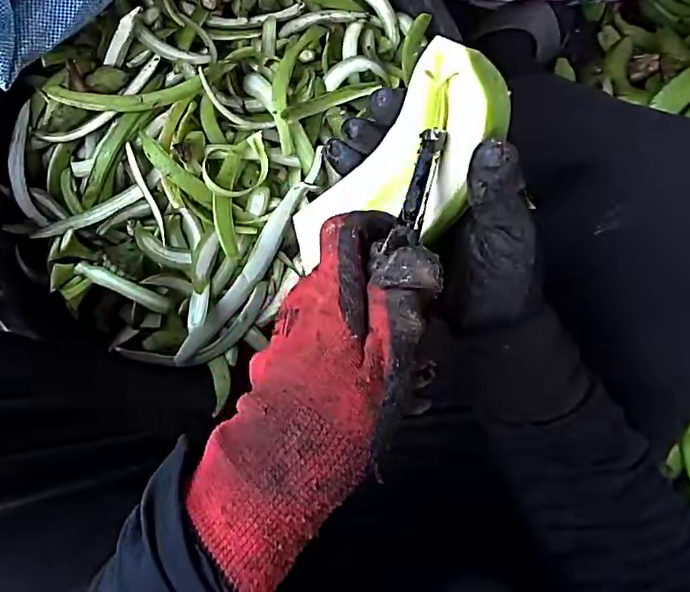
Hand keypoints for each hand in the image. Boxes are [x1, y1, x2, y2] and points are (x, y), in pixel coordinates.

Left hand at [185, 210, 440, 591]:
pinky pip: (317, 332)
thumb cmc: (340, 408)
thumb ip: (397, 303)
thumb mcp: (385, 357)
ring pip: (332, 305)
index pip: (342, 229)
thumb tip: (410, 258)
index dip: (371, 226)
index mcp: (329, 289)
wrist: (279, 464)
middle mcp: (302, 296)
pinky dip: (340, 343)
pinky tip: (357, 383)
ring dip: (359, 322)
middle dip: (374, 288)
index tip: (397, 243)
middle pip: (343, 272)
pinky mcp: (279, 351)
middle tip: (405, 322)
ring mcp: (287, 324)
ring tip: (387, 365)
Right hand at [327, 92, 539, 330]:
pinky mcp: (383, 236)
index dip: (413, 111)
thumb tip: (495, 145)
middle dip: (376, 128)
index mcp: (463, 176)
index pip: (436, 131)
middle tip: (361, 119)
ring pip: (375, 170)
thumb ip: (499, 190)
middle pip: (398, 145)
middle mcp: (430, 186)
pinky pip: (360, 204)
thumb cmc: (504, 279)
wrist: (483, 336)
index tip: (393, 100)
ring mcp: (403, 210)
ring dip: (356, 152)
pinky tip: (335, 171)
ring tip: (342, 142)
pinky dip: (345, 185)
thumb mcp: (507, 231)